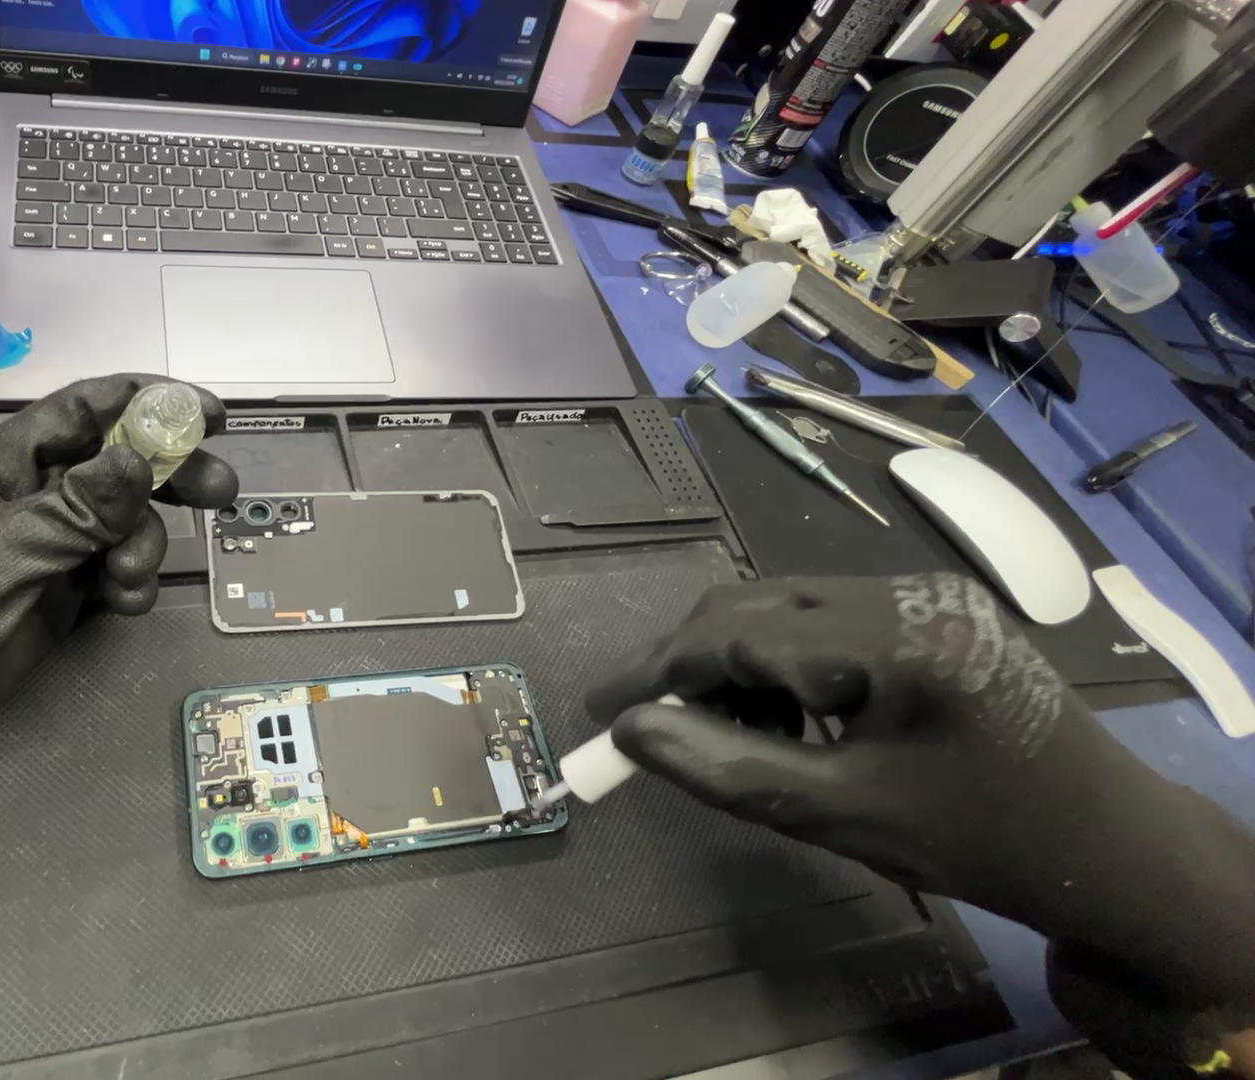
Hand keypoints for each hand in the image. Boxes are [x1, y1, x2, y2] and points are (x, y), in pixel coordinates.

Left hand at [0, 375, 237, 801]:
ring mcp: (45, 549)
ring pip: (122, 525)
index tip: (211, 416)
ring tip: (127, 580)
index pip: (85, 410)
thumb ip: (78, 506)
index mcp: (1, 463)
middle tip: (222, 492)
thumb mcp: (3, 556)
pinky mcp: (57, 597)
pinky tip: (120, 606)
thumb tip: (142, 456)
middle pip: (117, 466)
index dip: (149, 403)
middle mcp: (30, 496)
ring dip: (141, 546)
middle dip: (169, 477)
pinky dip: (127, 586)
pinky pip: (111, 574)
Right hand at [588, 573, 1254, 1013]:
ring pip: (769, 605)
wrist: (1112, 847)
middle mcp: (901, 595)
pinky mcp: (917, 607)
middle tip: (638, 713)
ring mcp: (913, 593)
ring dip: (720, 656)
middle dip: (680, 659)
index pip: (736, 636)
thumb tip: (628, 731)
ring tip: (711, 720)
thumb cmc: (977, 840)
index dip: (656, 670)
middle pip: (745, 606)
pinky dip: (766, 656)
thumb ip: (720, 768)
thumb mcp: (836, 814)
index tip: (601, 707)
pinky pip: (809, 615)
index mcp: (895, 644)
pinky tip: (770, 704)